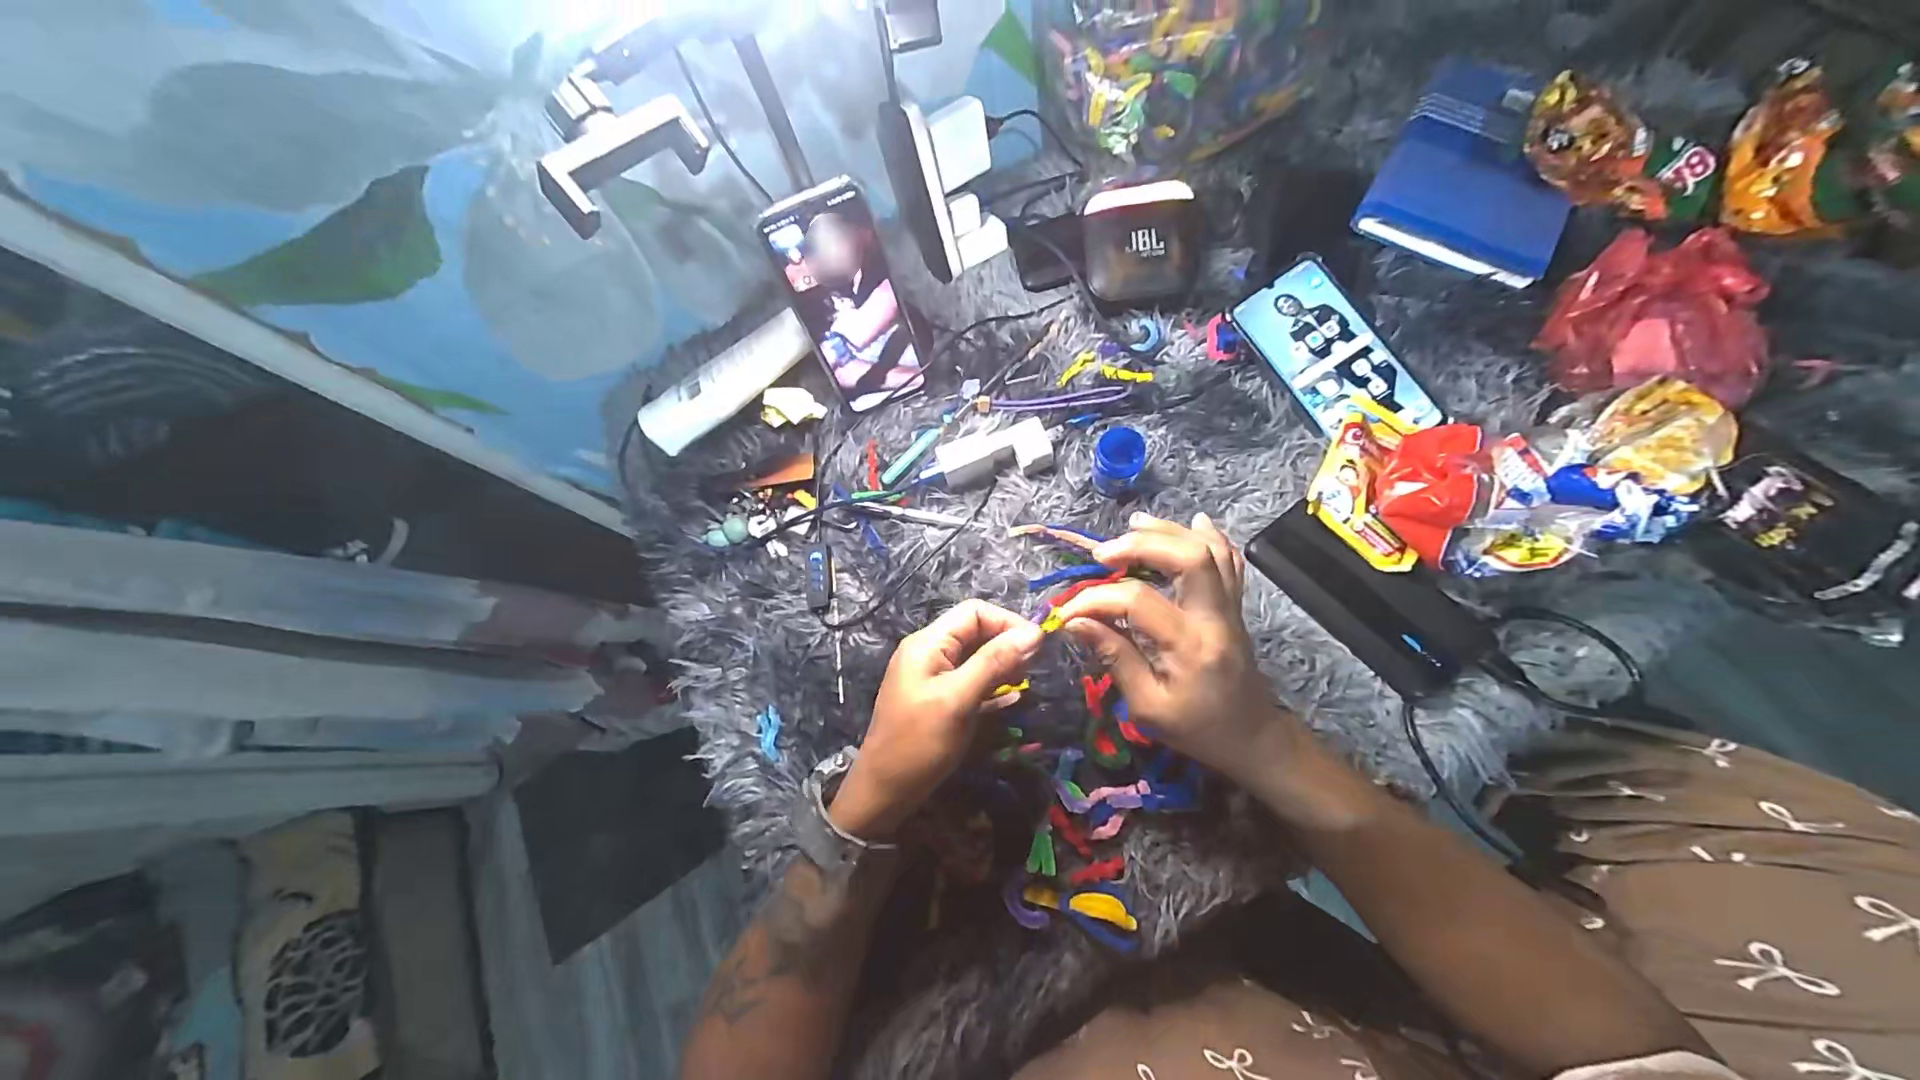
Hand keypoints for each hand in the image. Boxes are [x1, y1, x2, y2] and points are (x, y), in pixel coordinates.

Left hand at [830, 600, 1044, 839]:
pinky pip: (970, 680)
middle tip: (1033, 669)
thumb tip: (1034, 633)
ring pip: (975, 656)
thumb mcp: (958, 699)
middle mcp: (929, 651)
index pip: (974, 612)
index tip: (1037, 647)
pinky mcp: (938, 698)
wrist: (883, 792)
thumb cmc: (919, 743)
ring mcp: (932, 675)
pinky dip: (992, 685)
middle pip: (976, 631)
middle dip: (1007, 643)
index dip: (1008, 622)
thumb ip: (994, 662)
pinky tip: (1012, 699)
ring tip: (1024, 683)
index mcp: (928, 642)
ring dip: (1002, 664)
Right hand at [1052, 513, 1304, 787]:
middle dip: (1141, 545)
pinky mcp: (1234, 605)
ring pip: (1210, 550)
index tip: (1067, 611)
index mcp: (1191, 646)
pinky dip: (1207, 537)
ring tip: (1133, 525)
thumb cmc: (1196, 729)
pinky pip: (1229, 559)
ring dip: (1170, 532)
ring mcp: (1231, 607)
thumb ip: (1114, 657)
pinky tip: (1188, 523)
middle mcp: (1216, 618)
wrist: (1252, 738)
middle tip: (1103, 554)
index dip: (1096, 599)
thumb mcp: (1147, 706)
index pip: (1138, 602)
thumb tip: (1075, 621)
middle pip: (1189, 557)